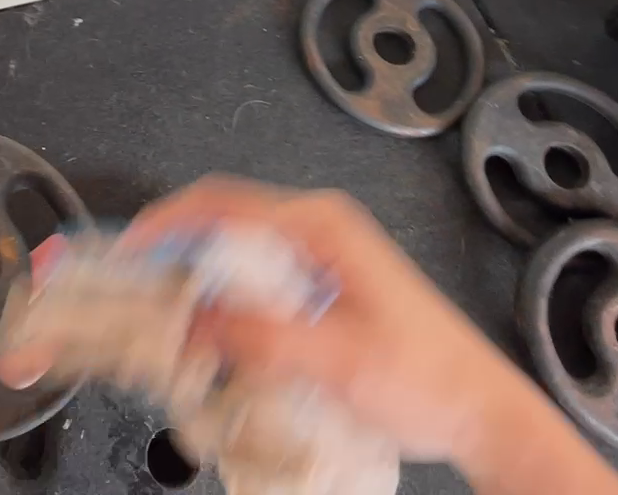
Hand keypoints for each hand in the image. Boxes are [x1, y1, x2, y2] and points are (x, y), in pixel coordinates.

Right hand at [70, 176, 617, 493]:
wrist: (485, 415)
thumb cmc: (428, 381)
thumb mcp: (338, 360)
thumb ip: (260, 336)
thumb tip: (190, 319)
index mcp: (319, 225)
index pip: (223, 202)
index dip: (169, 221)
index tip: (132, 249)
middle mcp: (314, 227)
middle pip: (223, 219)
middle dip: (176, 249)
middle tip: (139, 286)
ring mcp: (317, 252)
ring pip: (235, 247)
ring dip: (198, 275)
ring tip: (168, 310)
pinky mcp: (318, 280)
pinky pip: (254, 273)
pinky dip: (223, 294)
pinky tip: (214, 327)